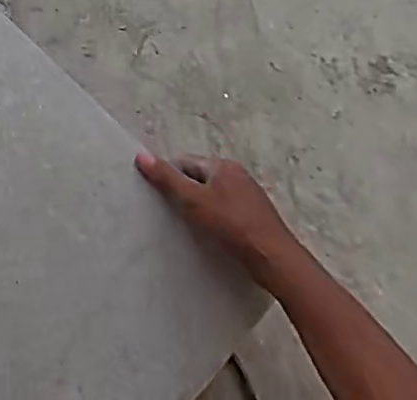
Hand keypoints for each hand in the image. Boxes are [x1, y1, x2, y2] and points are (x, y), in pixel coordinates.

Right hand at [136, 151, 303, 286]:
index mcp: (222, 165)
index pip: (185, 162)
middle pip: (200, 178)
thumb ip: (167, 179)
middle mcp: (237, 174)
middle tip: (176, 215)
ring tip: (193, 228)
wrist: (275, 259)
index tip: (162, 199)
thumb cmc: (232, 226)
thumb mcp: (193, 201)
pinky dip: (217, 218)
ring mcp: (249, 195)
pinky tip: (215, 236)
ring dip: (202, 207)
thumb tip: (141, 155)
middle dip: (187, 193)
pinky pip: (228, 209)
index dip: (171, 178)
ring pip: (214, 195)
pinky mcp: (256, 215)